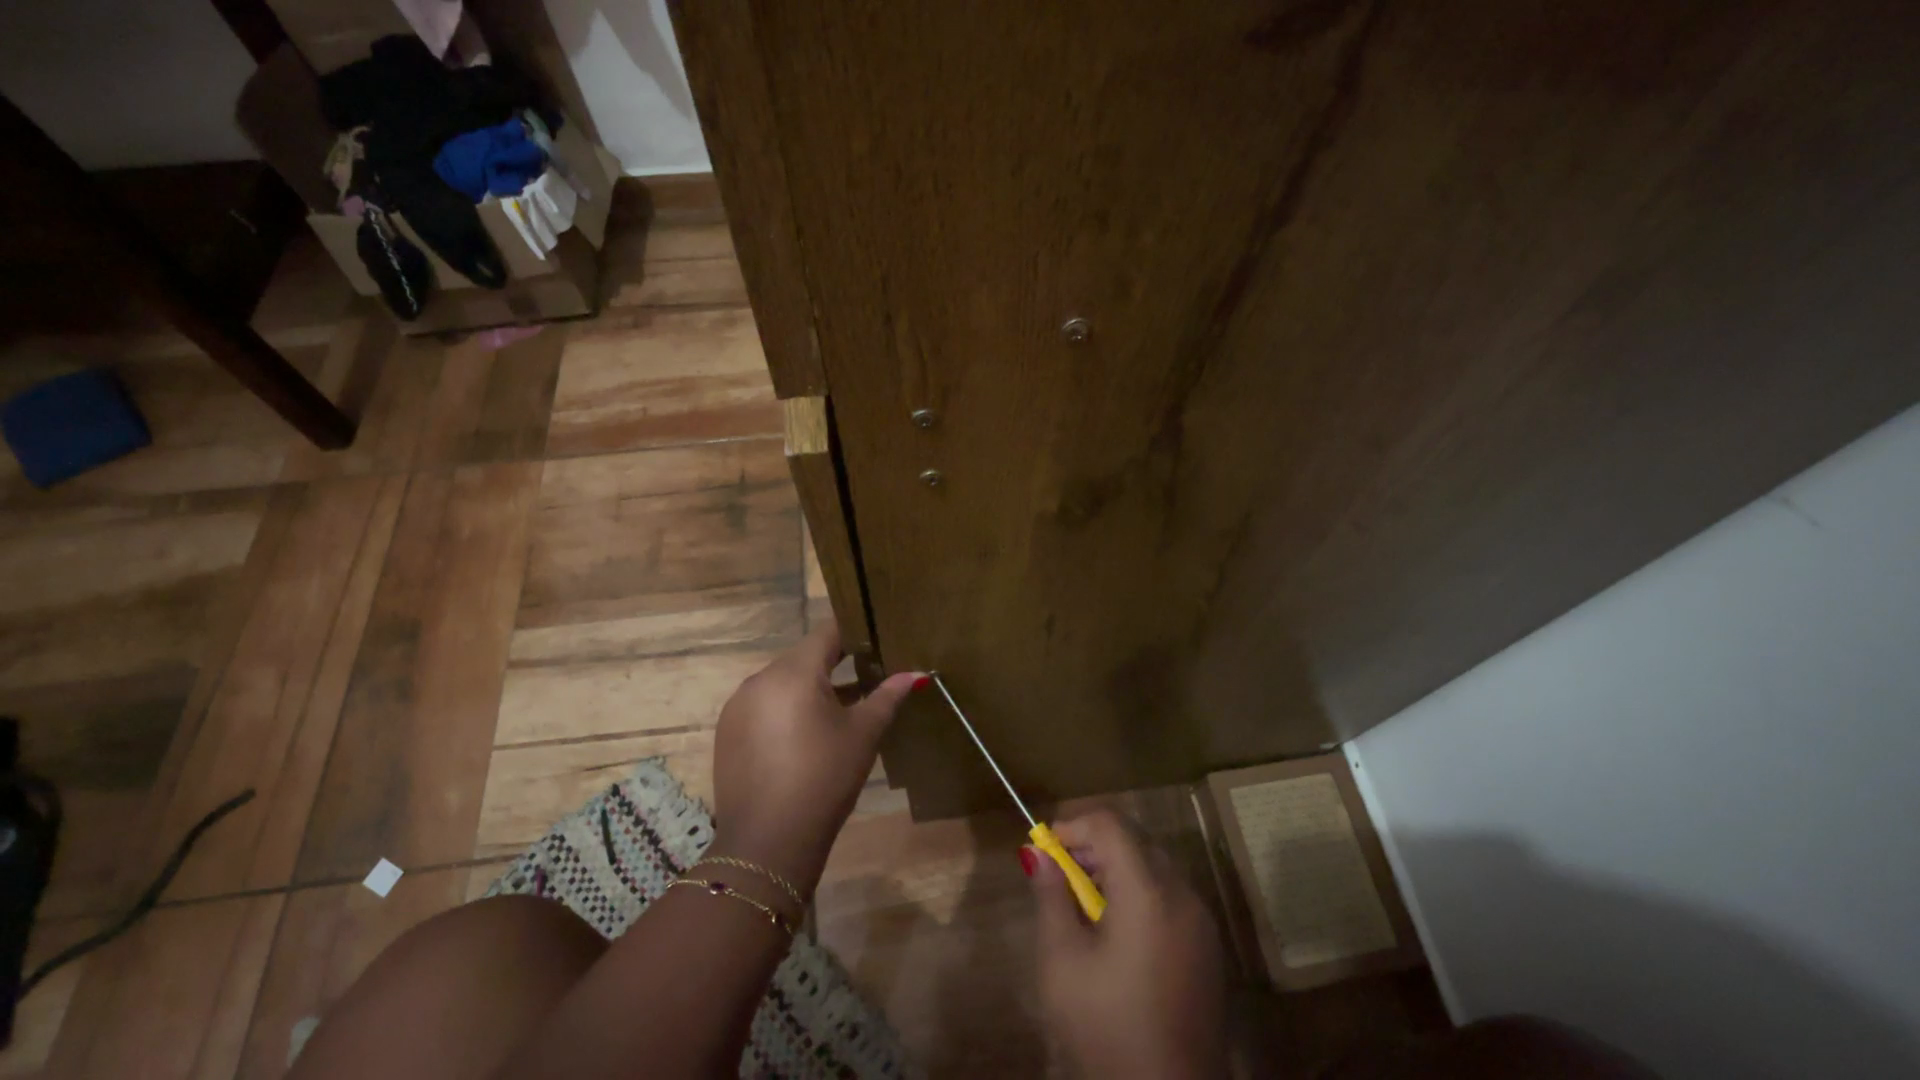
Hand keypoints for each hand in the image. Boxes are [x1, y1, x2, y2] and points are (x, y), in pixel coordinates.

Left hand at [708, 620, 921, 892]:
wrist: (769, 840)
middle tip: (868, 678)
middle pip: (803, 658)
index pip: (827, 633)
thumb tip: (915, 674)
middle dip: (834, 665)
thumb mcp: (863, 735)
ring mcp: (737, 707)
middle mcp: (758, 680)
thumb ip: (887, 697)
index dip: (855, 633)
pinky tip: (806, 739)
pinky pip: (762, 707)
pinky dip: (785, 712)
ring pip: (781, 684)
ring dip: (809, 690)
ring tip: (841, 712)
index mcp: (792, 672)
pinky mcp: (727, 733)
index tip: (878, 641)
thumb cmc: (824, 778)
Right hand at [1028, 811, 1226, 1079]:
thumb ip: (1051, 897)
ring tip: (1081, 904)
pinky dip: (1140, 892)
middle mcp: (1182, 894)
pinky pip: (1171, 896)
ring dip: (1116, 867)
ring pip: (1155, 866)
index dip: (1073, 825)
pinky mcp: (1208, 946)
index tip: (1043, 850)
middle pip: (1136, 840)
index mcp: (1148, 891)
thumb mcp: (1063, 961)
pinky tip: (1116, 930)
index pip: (1111, 823)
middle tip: (1058, 875)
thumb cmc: (1105, 1026)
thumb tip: (1038, 853)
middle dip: (1093, 845)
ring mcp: (1201, 920)